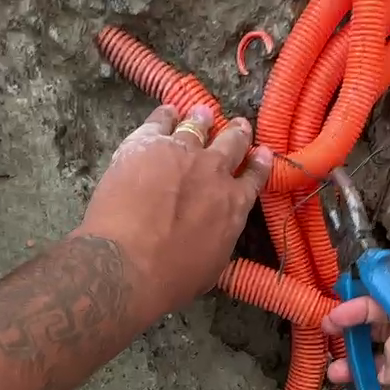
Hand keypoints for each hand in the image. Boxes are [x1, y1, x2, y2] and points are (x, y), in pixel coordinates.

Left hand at [74, 104, 272, 313]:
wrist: (128, 263)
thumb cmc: (171, 278)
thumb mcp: (212, 267)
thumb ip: (221, 240)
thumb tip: (219, 234)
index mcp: (234, 205)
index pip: (254, 177)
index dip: (259, 164)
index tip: (262, 153)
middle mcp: (213, 172)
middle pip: (232, 143)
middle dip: (237, 134)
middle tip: (239, 126)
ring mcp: (181, 153)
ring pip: (198, 125)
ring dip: (202, 119)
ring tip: (203, 113)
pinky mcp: (147, 143)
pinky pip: (161, 119)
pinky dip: (167, 114)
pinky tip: (168, 112)